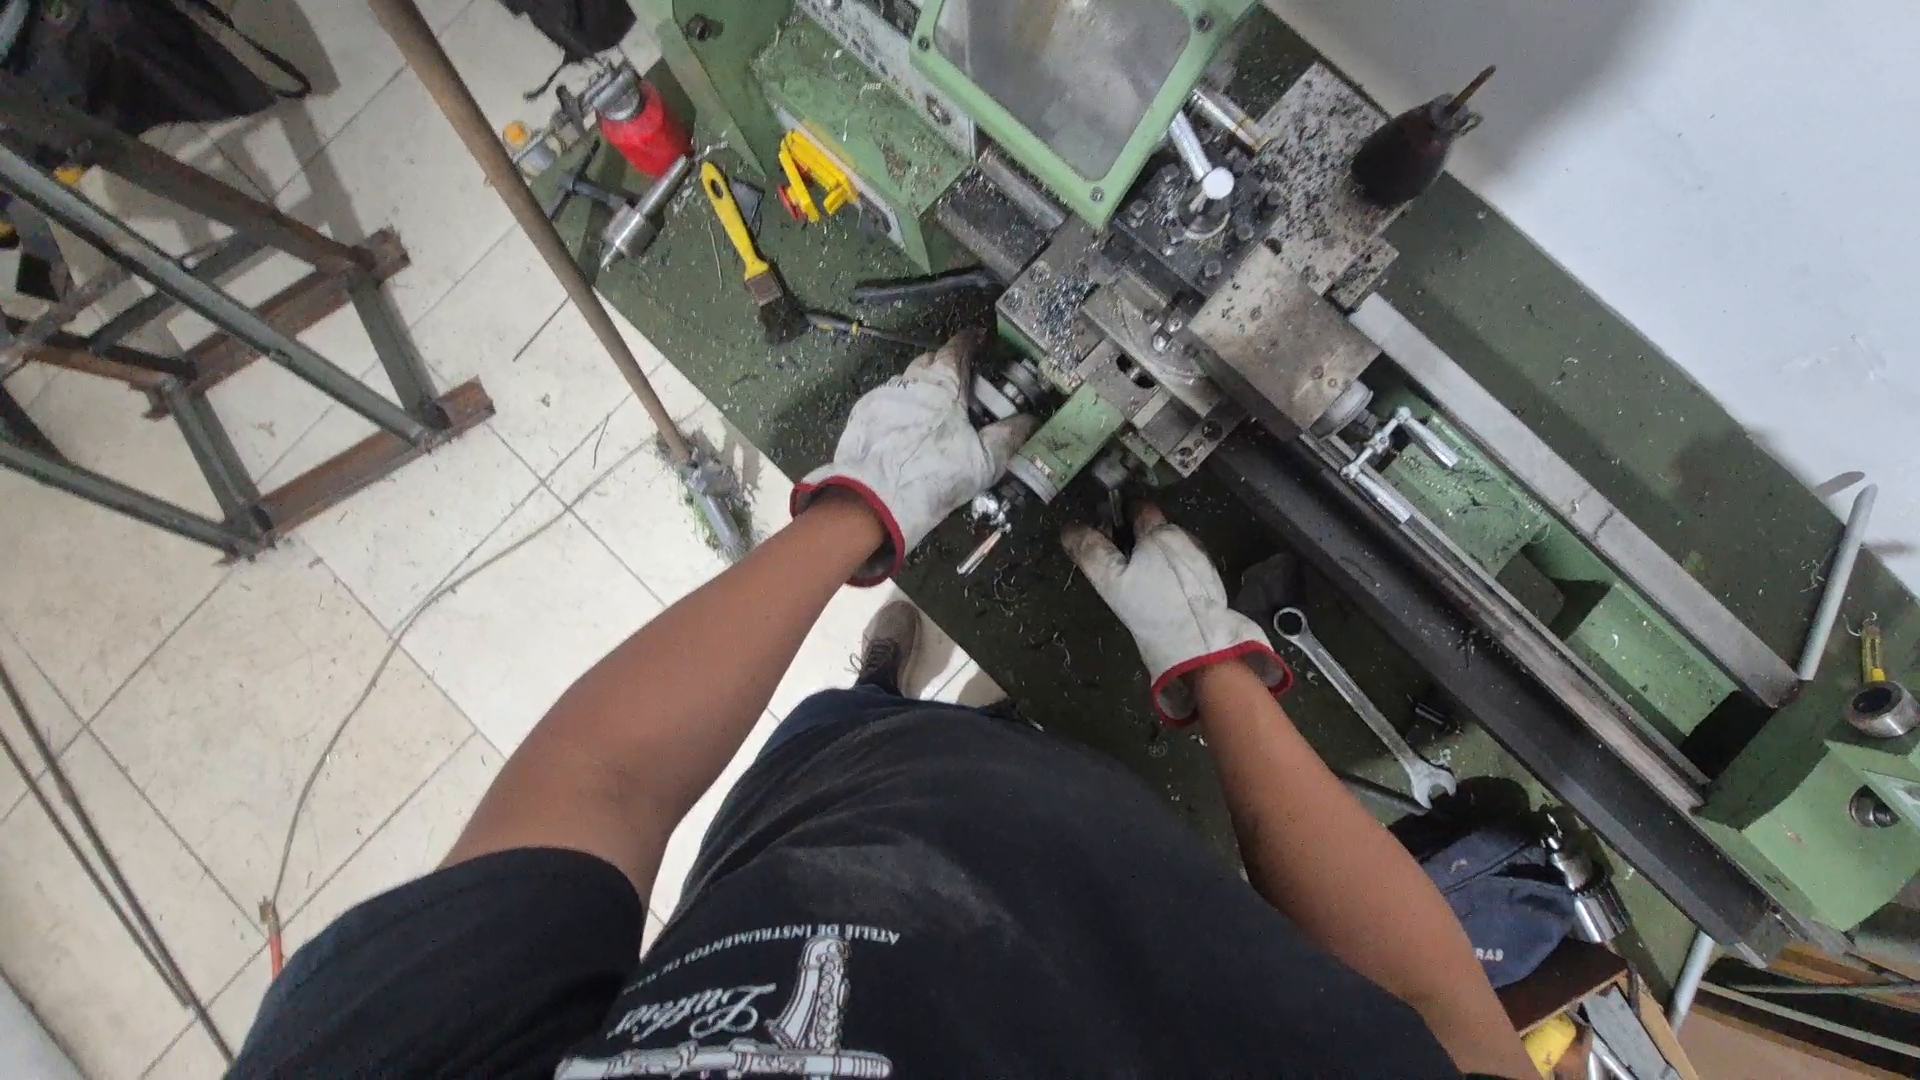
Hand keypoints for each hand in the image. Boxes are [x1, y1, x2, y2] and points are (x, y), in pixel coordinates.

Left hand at [792, 331, 1035, 584]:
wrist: (874, 499)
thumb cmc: (933, 475)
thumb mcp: (983, 460)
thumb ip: (1009, 437)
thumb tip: (1030, 422)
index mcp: (942, 381)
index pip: (958, 347)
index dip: (970, 341)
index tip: (977, 341)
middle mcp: (910, 379)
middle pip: (929, 361)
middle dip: (944, 366)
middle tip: (959, 385)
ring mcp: (883, 396)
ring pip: (906, 383)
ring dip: (921, 391)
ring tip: (933, 415)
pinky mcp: (862, 416)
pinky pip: (887, 404)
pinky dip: (900, 411)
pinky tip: (907, 433)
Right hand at [1063, 503, 1290, 724]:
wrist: (1195, 643)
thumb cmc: (1150, 606)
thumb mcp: (1111, 580)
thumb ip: (1091, 551)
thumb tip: (1069, 529)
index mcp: (1160, 533)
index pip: (1140, 507)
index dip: (1120, 514)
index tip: (1107, 529)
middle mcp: (1185, 539)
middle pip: (1155, 528)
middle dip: (1136, 538)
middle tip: (1118, 562)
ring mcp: (1201, 561)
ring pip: (1170, 549)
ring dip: (1155, 557)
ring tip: (1139, 581)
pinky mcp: (1210, 582)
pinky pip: (1183, 568)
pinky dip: (1170, 574)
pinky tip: (1160, 595)